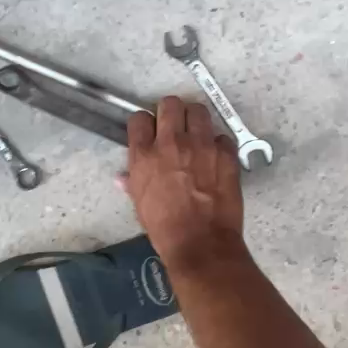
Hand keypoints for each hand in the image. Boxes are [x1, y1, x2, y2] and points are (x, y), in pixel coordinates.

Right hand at [125, 96, 243, 261]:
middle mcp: (171, 142)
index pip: (139, 118)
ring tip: (197, 133)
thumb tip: (122, 177)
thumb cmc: (164, 228)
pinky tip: (216, 157)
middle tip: (175, 124)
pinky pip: (222, 137)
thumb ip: (133, 183)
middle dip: (171, 111)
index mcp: (145, 155)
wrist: (201, 243)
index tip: (150, 130)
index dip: (145, 123)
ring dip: (196, 119)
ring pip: (198, 110)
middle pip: (170, 104)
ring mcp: (201, 145)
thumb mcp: (140, 205)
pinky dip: (218, 144)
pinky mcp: (225, 154)